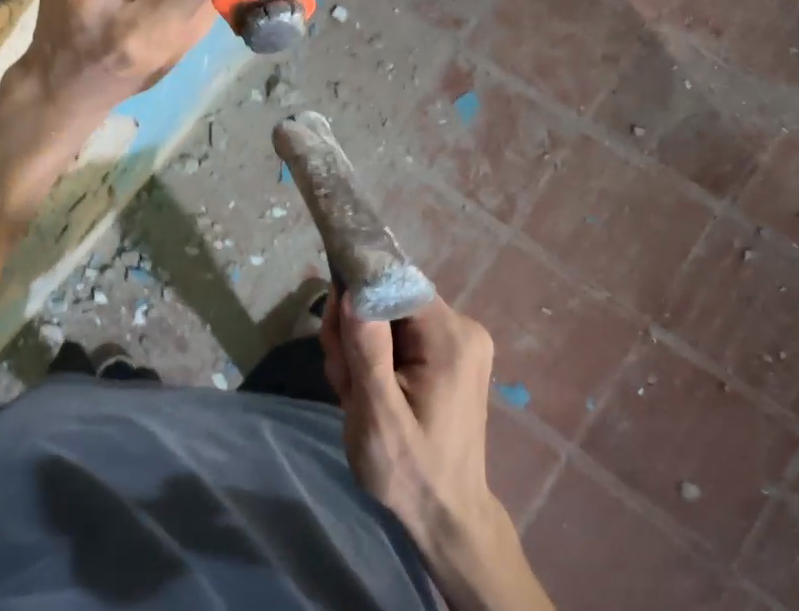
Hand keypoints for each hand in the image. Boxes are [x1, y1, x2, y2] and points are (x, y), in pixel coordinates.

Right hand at [321, 295, 551, 610]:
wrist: (444, 515)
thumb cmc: (410, 468)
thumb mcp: (378, 411)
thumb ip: (366, 348)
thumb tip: (350, 290)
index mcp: (451, 337)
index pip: (389, 283)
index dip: (353, 303)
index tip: (338, 343)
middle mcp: (460, 328)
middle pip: (382, 299)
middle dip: (351, 335)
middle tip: (346, 382)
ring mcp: (453, 341)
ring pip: (380, 317)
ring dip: (355, 351)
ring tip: (355, 395)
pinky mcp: (443, 355)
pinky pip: (390, 334)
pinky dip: (369, 359)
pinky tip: (366, 394)